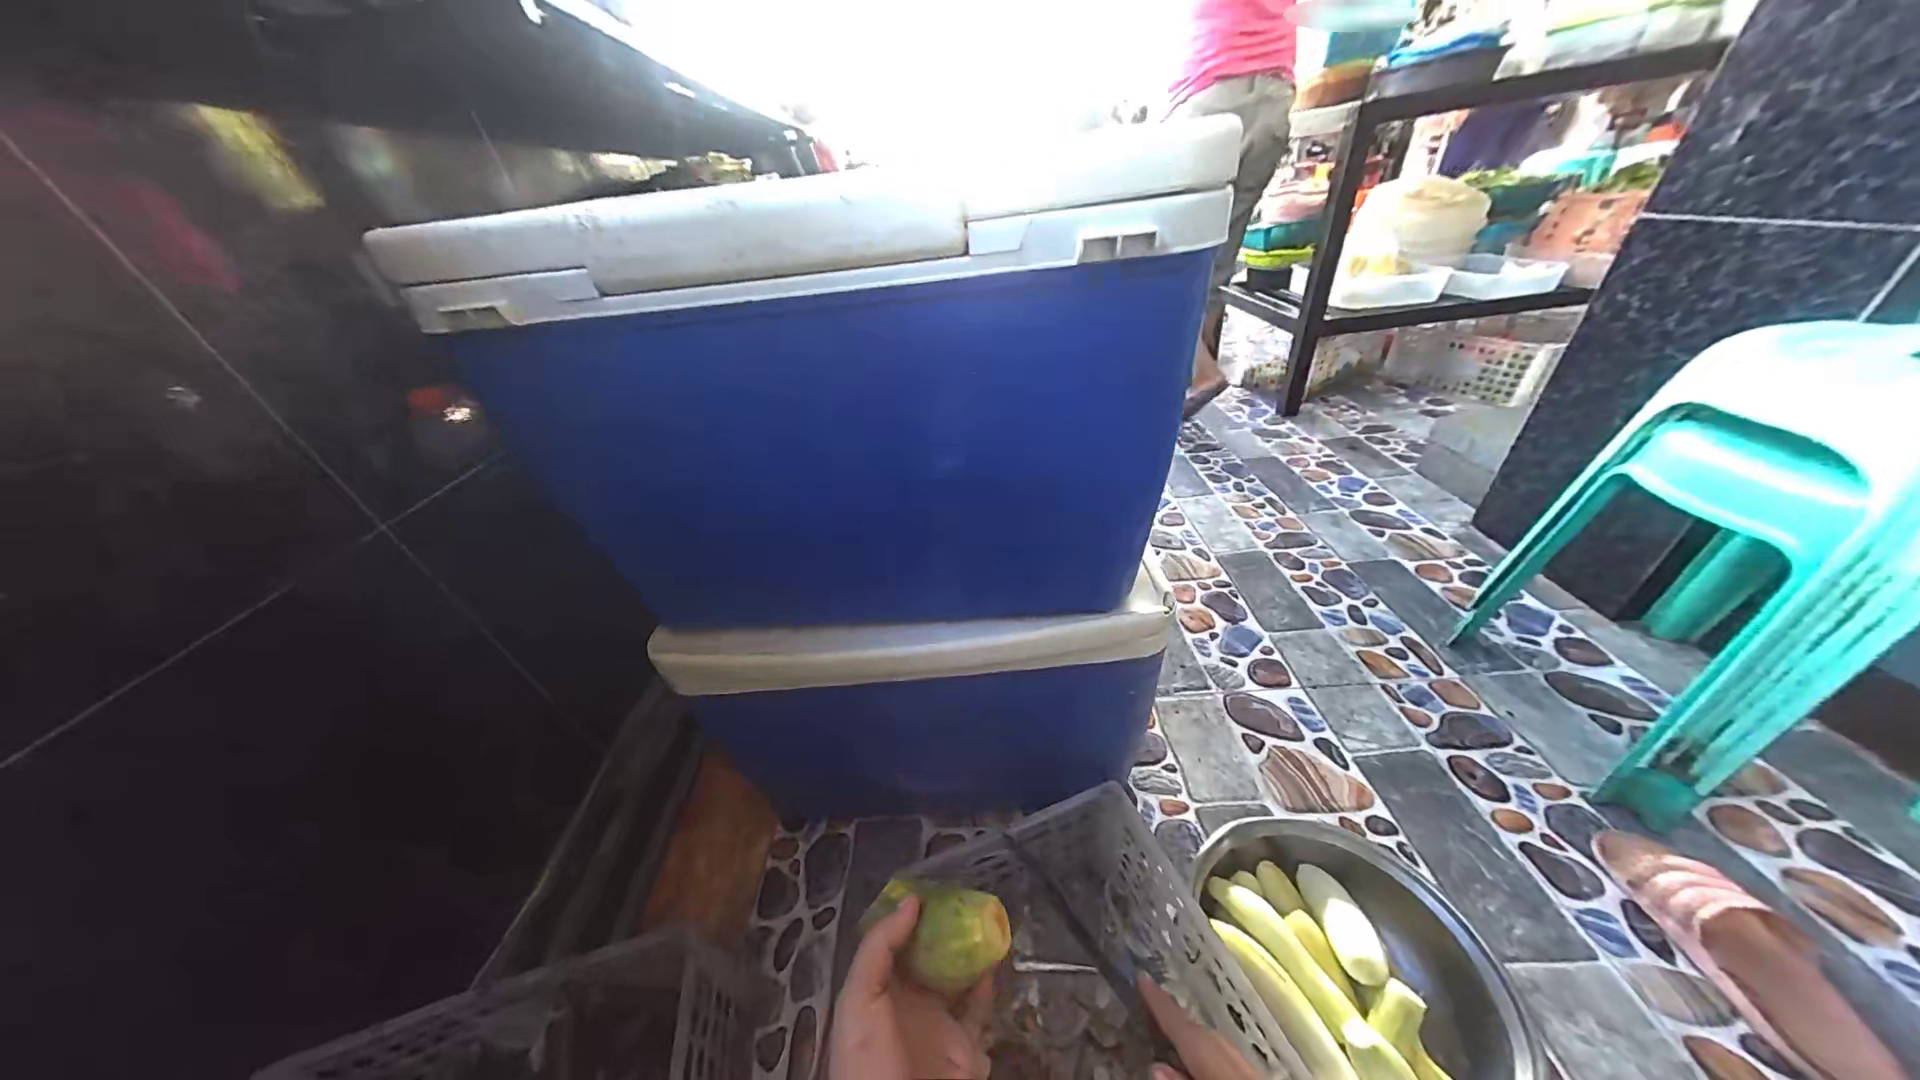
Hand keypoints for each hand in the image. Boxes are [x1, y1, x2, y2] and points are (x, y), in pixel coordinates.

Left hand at [828, 894, 995, 1079]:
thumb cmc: (868, 1061)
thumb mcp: (858, 999)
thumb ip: (879, 948)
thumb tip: (911, 902)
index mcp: (878, 991)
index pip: (893, 942)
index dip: (908, 914)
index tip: (931, 885)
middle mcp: (908, 1003)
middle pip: (928, 956)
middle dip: (944, 928)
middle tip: (964, 894)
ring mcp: (938, 1025)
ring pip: (957, 978)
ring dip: (969, 952)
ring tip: (984, 918)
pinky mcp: (966, 1047)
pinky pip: (980, 1010)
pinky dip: (988, 984)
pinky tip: (994, 958)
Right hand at [1138, 973, 1262, 1079]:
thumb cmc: (1231, 1079)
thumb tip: (1157, 1066)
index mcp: (1214, 1059)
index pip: (1182, 1027)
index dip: (1160, 1003)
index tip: (1142, 977)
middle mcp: (1236, 1059)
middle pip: (1204, 1034)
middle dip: (1179, 1022)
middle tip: (1154, 1009)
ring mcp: (1253, 1070)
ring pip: (1221, 1048)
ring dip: (1198, 1041)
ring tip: (1177, 1039)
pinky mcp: (1261, 1078)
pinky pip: (1232, 1062)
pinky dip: (1215, 1058)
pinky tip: (1208, 1068)